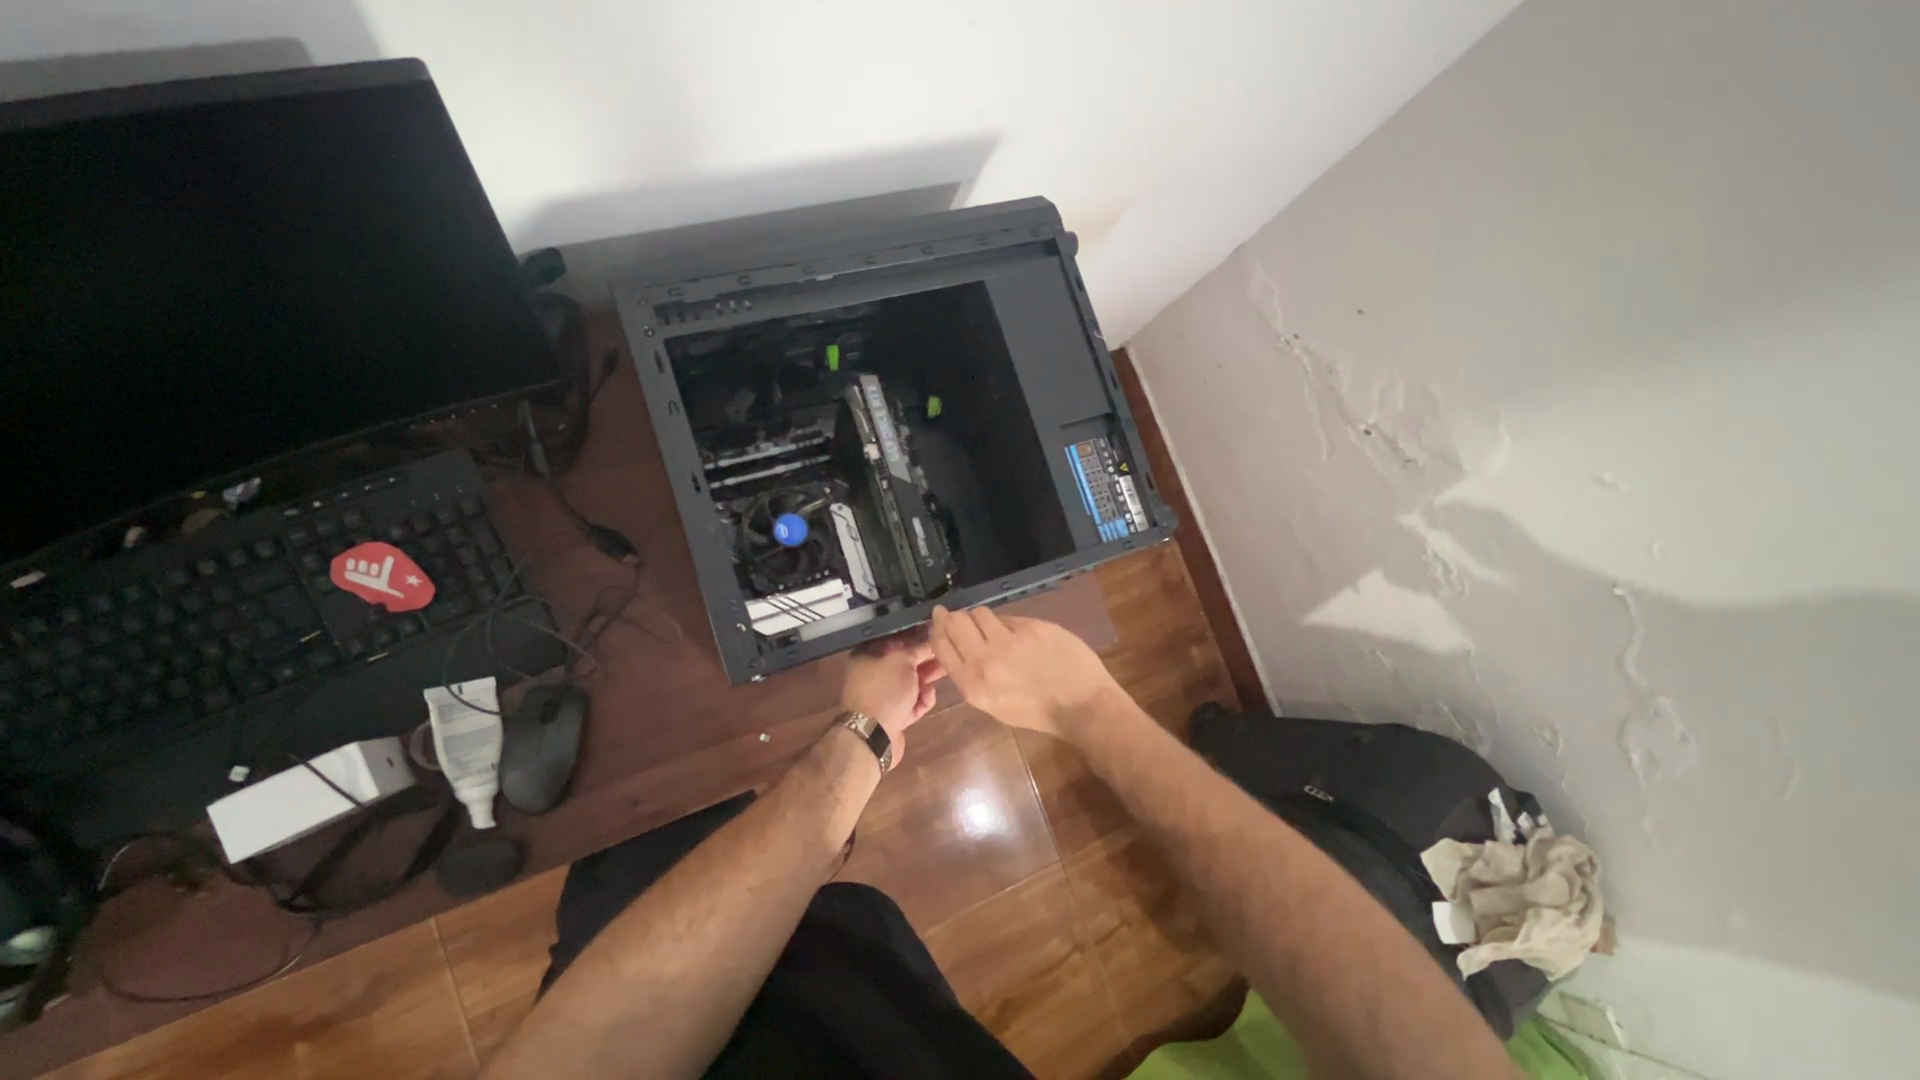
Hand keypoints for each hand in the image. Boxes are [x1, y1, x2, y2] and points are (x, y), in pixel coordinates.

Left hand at [840, 633, 944, 764]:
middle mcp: (871, 675)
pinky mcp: (891, 717)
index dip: (913, 636)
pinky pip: (910, 704)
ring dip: (926, 680)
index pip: (892, 640)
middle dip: (924, 660)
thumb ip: (918, 649)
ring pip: (908, 684)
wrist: (872, 735)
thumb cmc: (885, 690)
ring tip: (945, 672)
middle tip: (944, 654)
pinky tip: (929, 696)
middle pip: (902, 663)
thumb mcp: (903, 661)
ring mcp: (881, 698)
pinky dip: (920, 700)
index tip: (932, 634)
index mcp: (866, 656)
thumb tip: (930, 641)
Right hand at [929, 605, 1122, 738]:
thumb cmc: (1038, 712)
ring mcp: (1009, 641)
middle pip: (956, 623)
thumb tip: (962, 649)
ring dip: (981, 617)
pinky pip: (1010, 617)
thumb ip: (973, 678)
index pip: (941, 647)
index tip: (939, 620)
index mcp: (973, 686)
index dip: (938, 629)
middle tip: (956, 614)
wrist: (1081, 706)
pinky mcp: (1032, 627)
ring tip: (991, 626)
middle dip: (953, 616)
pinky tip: (1022, 635)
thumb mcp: (994, 705)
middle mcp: (985, 661)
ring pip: (980, 613)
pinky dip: (1011, 624)